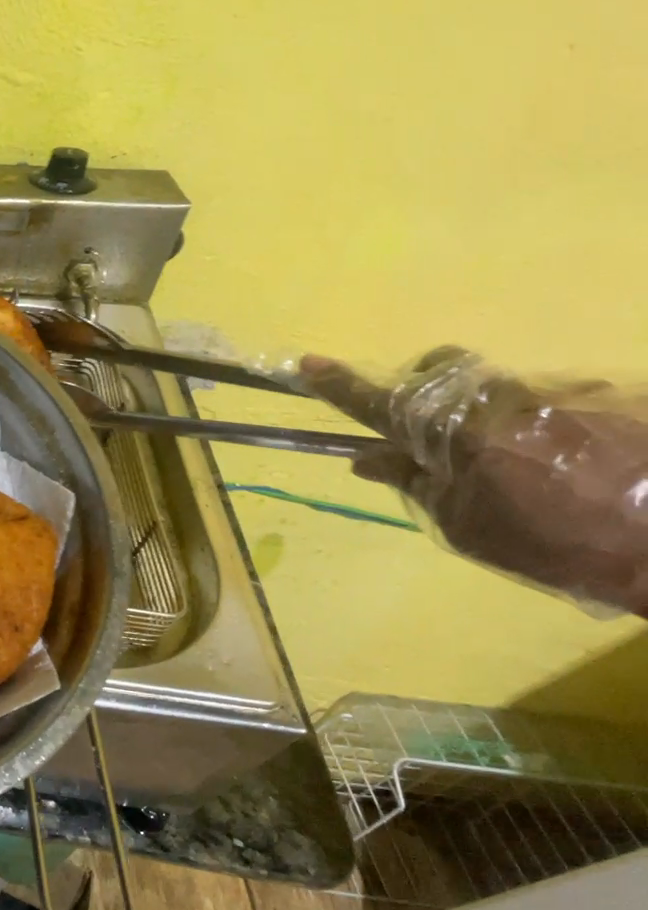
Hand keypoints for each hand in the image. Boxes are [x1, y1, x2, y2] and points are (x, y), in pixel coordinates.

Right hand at [300, 349, 647, 614]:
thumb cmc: (554, 544)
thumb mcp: (466, 526)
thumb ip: (414, 483)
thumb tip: (369, 458)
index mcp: (455, 436)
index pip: (379, 404)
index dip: (340, 386)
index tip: (308, 365)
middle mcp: (498, 404)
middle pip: (443, 373)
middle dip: (424, 389)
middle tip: (430, 428)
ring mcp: (554, 397)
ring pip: (494, 388)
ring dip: (486, 415)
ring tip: (520, 463)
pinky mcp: (601, 401)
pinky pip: (548, 402)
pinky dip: (539, 427)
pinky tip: (567, 464)